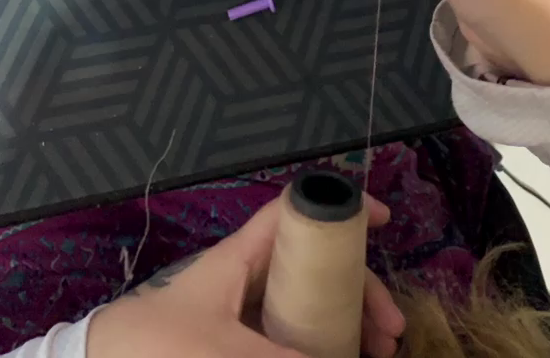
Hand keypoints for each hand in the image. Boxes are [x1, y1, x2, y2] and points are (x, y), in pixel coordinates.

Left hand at [86, 195, 405, 357]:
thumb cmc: (160, 345)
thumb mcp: (224, 350)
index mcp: (243, 256)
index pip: (296, 212)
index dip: (338, 207)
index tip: (380, 219)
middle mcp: (250, 278)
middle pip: (316, 268)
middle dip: (359, 290)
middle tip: (390, 329)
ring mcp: (246, 314)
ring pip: (309, 307)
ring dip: (347, 325)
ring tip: (379, 352)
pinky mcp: (240, 344)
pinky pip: (290, 337)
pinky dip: (320, 345)